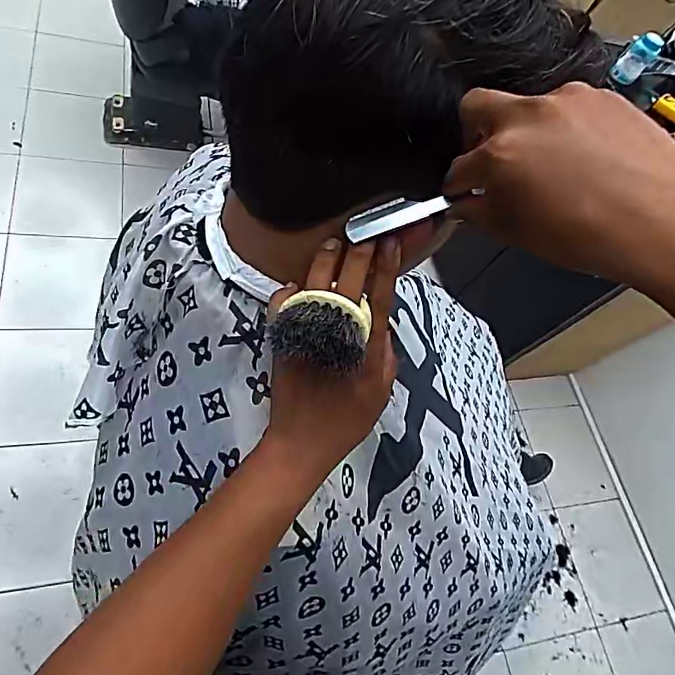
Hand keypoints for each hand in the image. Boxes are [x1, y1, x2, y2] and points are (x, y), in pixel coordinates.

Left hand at [262, 236, 401, 478]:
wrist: (301, 441)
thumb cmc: (346, 420)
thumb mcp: (381, 391)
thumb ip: (385, 355)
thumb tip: (383, 326)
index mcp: (365, 345)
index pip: (380, 296)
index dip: (385, 267)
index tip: (390, 243)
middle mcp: (337, 331)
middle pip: (350, 281)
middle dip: (360, 253)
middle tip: (367, 233)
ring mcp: (307, 331)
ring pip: (316, 284)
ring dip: (327, 260)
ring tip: (335, 243)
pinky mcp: (284, 336)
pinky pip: (284, 303)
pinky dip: (290, 289)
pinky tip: (298, 281)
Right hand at [442, 83, 674, 289]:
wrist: (665, 224)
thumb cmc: (602, 234)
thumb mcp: (523, 235)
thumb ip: (484, 214)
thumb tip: (470, 205)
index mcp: (503, 155)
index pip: (460, 164)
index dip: (458, 182)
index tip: (464, 189)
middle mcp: (531, 117)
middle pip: (477, 105)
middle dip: (474, 133)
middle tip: (488, 161)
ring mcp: (570, 102)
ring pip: (529, 106)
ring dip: (528, 132)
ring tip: (550, 168)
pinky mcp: (604, 98)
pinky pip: (572, 108)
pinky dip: (568, 129)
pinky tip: (584, 160)